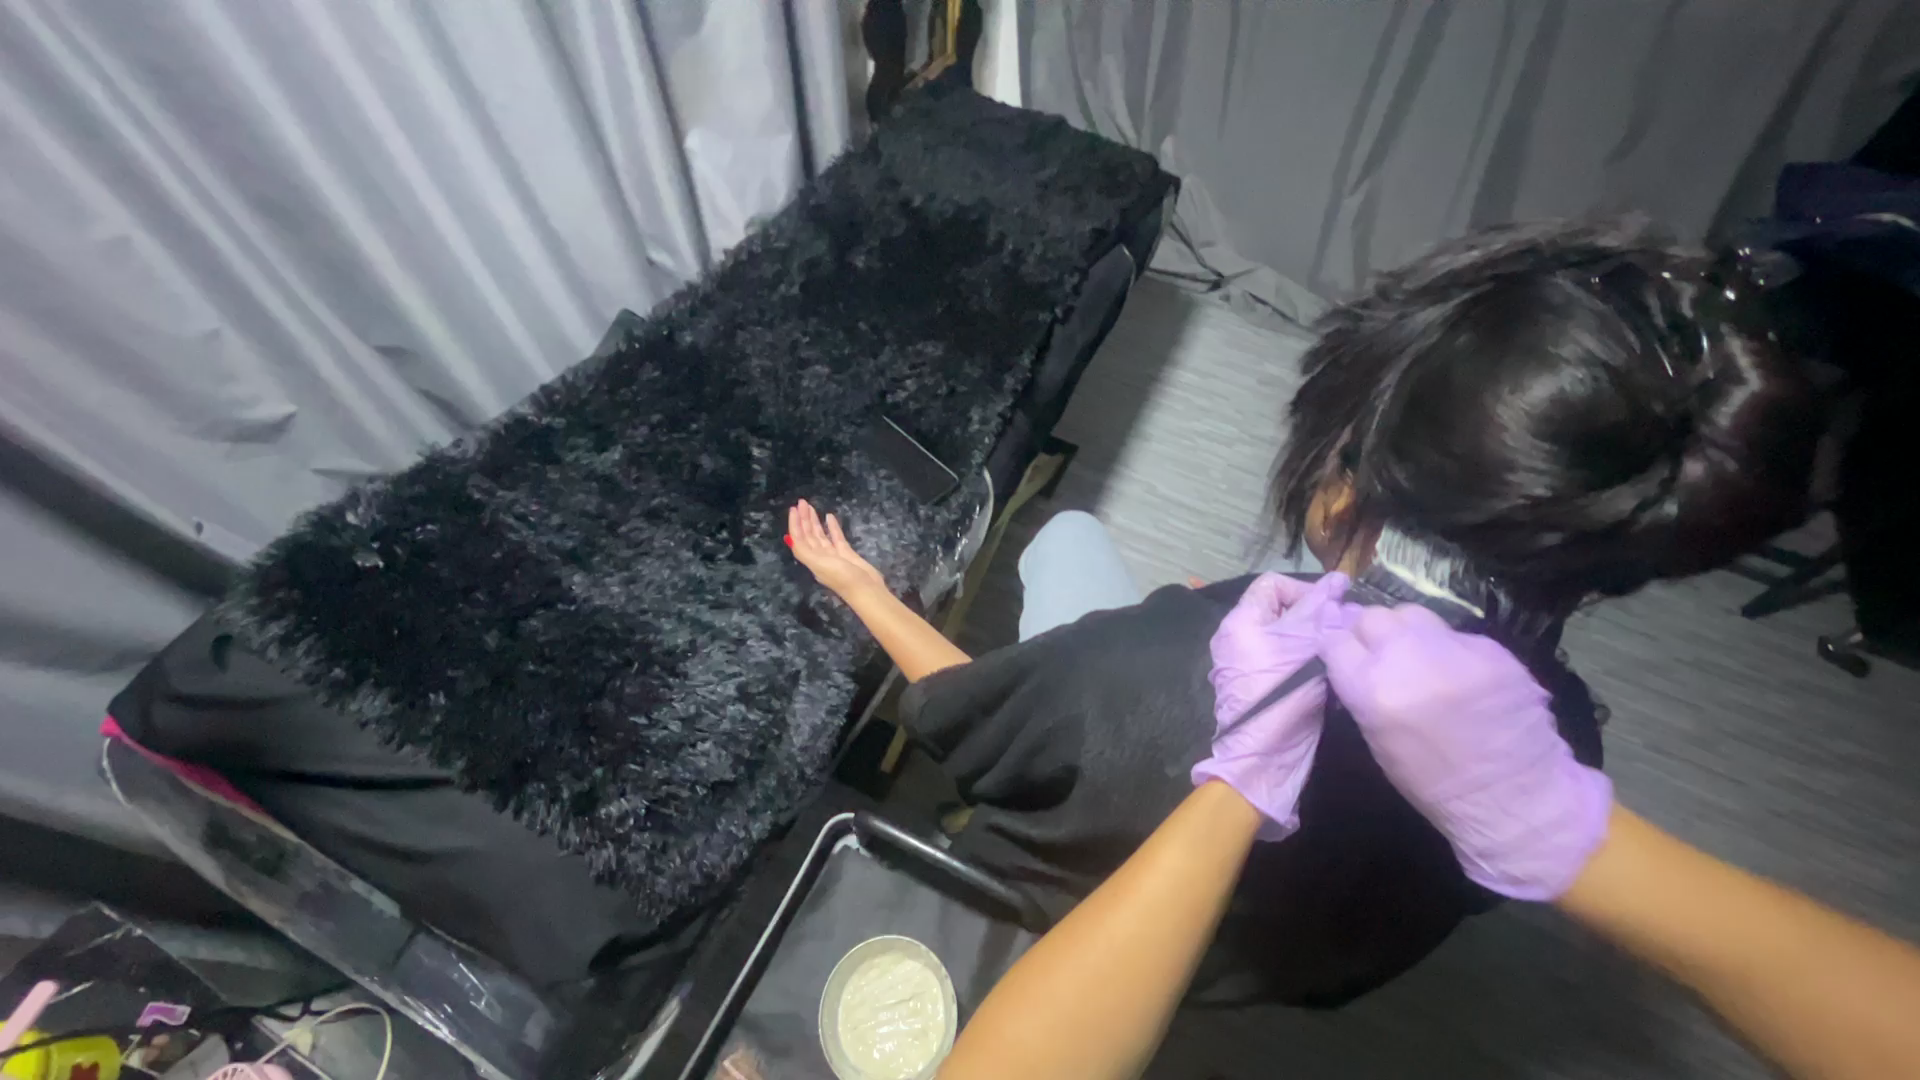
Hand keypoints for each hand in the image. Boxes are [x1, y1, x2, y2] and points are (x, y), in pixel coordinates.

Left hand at [786, 499, 887, 600]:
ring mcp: (832, 554)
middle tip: (802, 502)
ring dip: (814, 521)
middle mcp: (819, 556)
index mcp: (810, 558)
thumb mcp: (818, 564)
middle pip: (808, 534)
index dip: (795, 523)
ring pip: (820, 534)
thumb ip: (803, 550)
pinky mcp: (846, 552)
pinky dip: (831, 527)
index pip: (799, 538)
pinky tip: (829, 517)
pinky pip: (835, 537)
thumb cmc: (841, 576)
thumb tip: (789, 538)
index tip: (794, 508)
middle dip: (804, 518)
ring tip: (811, 507)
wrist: (865, 589)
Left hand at [1192, 572, 1348, 838]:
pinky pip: (1282, 661)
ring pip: (1284, 638)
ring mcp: (1243, 665)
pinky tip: (1328, 674)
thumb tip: (1337, 579)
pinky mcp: (1256, 687)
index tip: (1333, 610)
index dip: (1304, 590)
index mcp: (1239, 622)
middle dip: (1313, 618)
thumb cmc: (1282, 696)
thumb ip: (1319, 610)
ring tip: (1340, 653)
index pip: (1271, 584)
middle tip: (1343, 634)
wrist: (1264, 758)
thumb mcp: (1305, 645)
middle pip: (1279, 611)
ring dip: (1312, 642)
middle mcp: (1235, 639)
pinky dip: (1304, 662)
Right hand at [1317, 603, 1612, 899]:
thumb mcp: (1375, 735)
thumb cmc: (1431, 779)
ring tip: (1421, 658)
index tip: (1345, 654)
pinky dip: (1449, 650)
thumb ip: (1361, 687)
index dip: (1338, 645)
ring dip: (1409, 632)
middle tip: (1383, 654)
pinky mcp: (1492, 649)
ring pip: (1413, 614)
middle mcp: (1408, 659)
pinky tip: (1460, 676)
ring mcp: (1453, 650)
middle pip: (1373, 616)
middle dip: (1372, 633)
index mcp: (1372, 689)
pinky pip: (1454, 635)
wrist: (1514, 797)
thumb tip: (1353, 654)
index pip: (1335, 640)